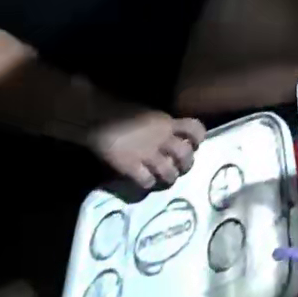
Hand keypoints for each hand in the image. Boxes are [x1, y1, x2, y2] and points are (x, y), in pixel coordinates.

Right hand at [81, 104, 203, 188]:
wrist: (99, 117)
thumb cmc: (125, 111)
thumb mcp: (152, 115)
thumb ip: (165, 126)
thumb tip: (175, 136)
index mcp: (168, 122)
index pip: (194, 128)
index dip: (198, 137)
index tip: (194, 144)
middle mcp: (161, 138)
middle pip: (185, 155)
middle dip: (187, 164)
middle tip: (182, 167)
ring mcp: (146, 153)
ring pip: (169, 172)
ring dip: (170, 178)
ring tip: (167, 178)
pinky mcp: (130, 166)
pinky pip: (146, 181)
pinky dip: (148, 184)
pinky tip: (145, 181)